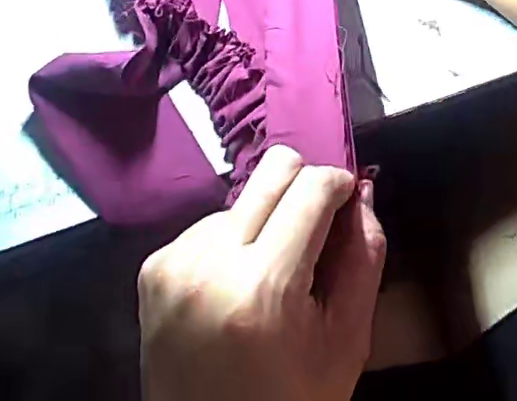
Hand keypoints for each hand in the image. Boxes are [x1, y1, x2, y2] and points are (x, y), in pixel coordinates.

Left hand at [138, 146, 385, 400]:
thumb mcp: (345, 344)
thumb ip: (363, 260)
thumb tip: (361, 189)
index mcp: (263, 287)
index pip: (309, 188)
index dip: (336, 183)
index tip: (346, 196)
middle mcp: (210, 262)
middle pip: (270, 170)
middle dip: (303, 182)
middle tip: (316, 220)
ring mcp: (175, 260)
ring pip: (240, 199)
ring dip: (263, 222)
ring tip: (268, 275)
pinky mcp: (153, 266)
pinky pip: (207, 225)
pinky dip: (229, 244)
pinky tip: (233, 287)